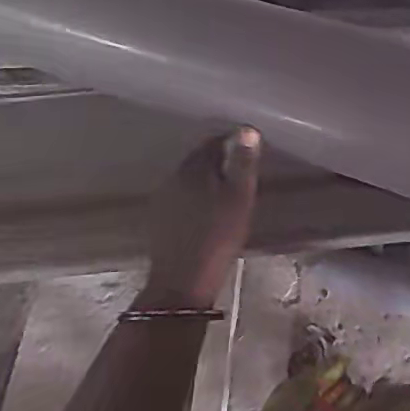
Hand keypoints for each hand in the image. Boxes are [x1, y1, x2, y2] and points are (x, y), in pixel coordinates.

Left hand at [138, 128, 260, 309]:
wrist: (183, 280)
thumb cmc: (218, 236)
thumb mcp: (240, 198)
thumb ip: (243, 163)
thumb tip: (247, 129)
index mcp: (194, 167)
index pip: (214, 141)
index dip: (233, 143)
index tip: (250, 153)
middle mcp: (173, 176)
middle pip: (199, 159)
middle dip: (220, 161)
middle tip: (242, 173)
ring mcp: (163, 197)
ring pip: (189, 178)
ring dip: (206, 180)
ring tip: (227, 193)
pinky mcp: (159, 218)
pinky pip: (181, 196)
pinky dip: (196, 197)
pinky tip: (207, 212)